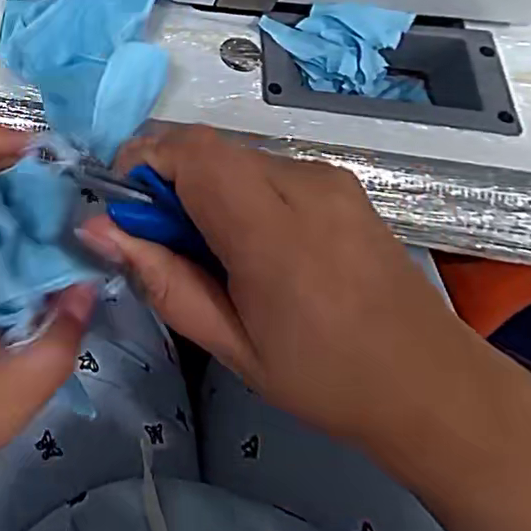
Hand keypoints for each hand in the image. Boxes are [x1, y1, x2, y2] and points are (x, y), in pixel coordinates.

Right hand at [78, 124, 530, 530]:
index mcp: (274, 234)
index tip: (126, 203)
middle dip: (166, 176)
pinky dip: (236, 188)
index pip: (192, 153)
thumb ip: (159, 277)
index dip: (143, 158)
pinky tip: (252, 238)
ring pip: (231, 154)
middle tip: (162, 233)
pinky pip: (262, 165)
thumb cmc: (324, 377)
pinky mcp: (336, 177)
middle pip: (206, 147)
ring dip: (201, 184)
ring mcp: (325, 176)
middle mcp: (303, 185)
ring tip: (212, 244)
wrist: (433, 383)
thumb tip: (97, 225)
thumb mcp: (228, 344)